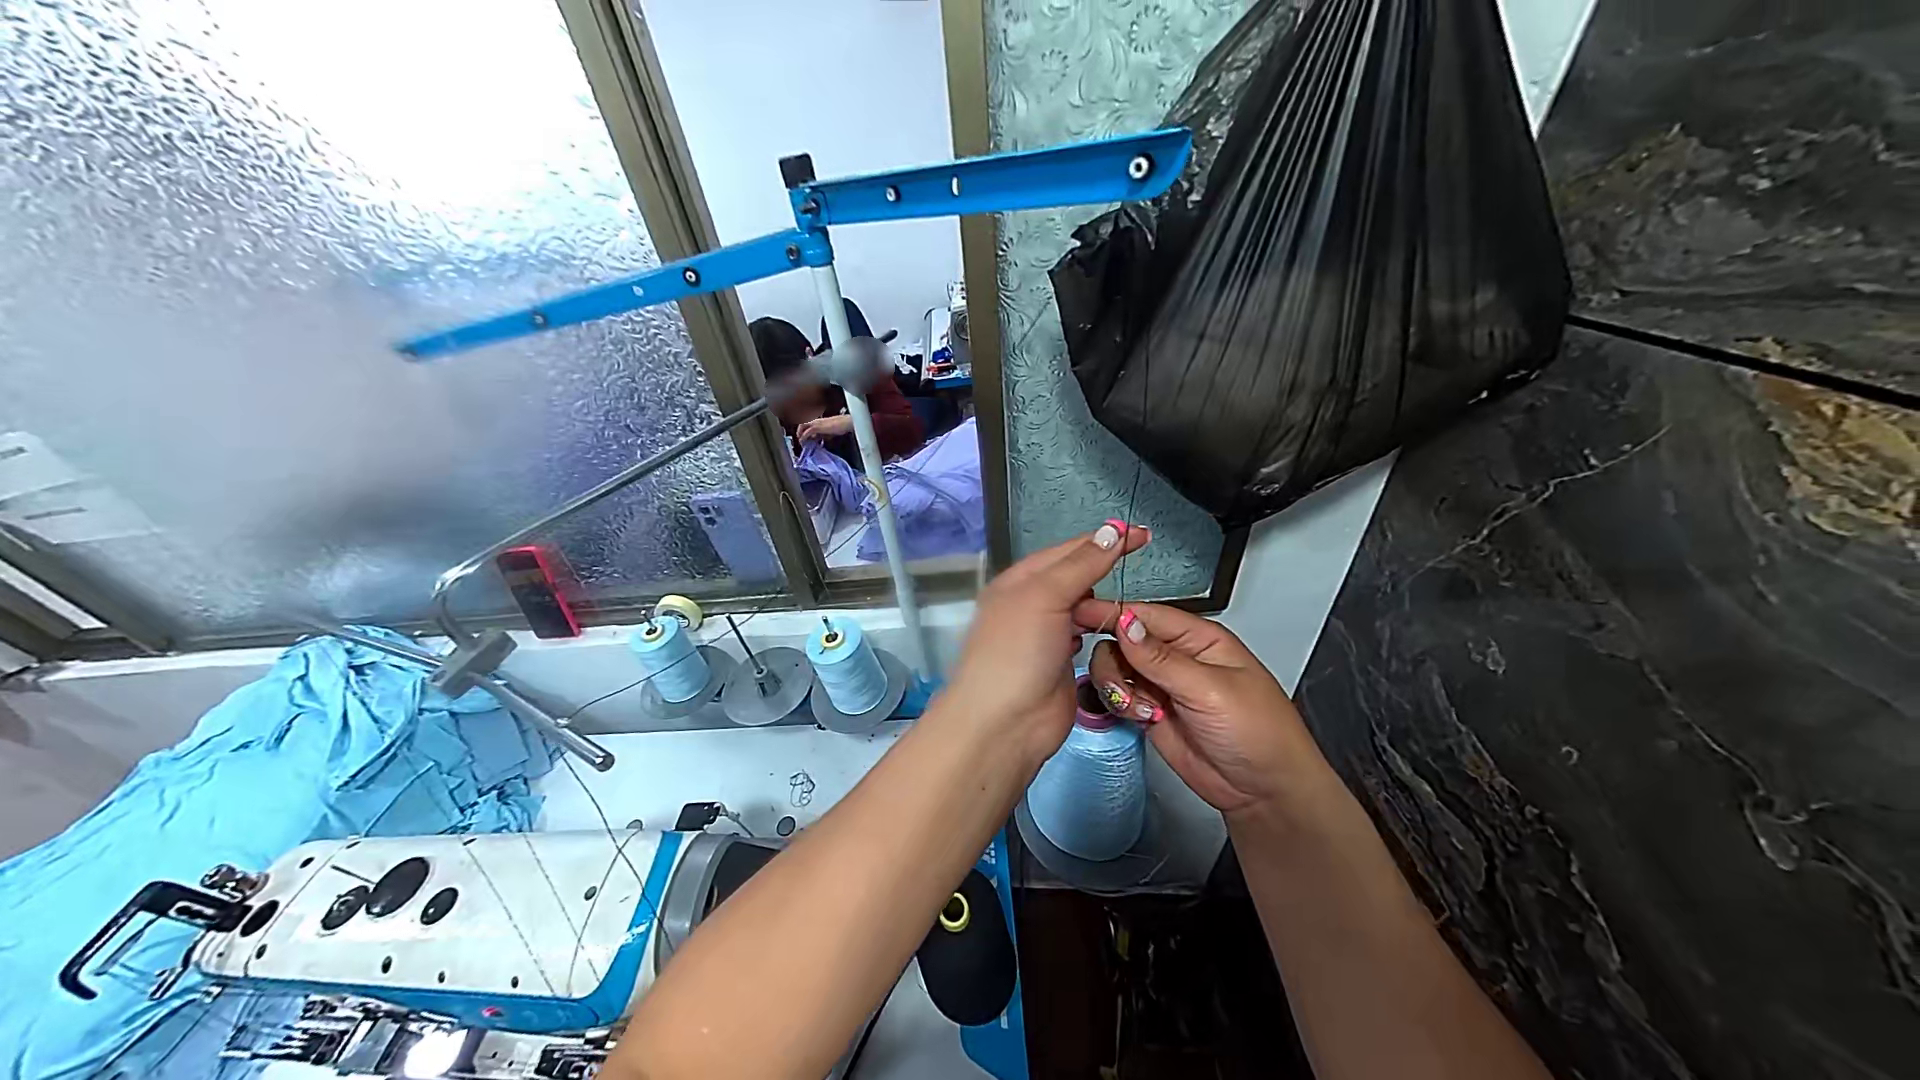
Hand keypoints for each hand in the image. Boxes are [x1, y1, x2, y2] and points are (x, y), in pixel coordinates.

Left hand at [797, 414, 853, 441]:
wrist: (845, 423)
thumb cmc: (840, 426)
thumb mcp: (829, 432)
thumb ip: (822, 435)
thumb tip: (817, 440)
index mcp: (818, 421)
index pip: (807, 425)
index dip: (804, 432)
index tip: (805, 439)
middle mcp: (815, 421)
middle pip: (802, 424)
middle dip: (799, 432)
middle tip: (801, 440)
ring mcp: (816, 423)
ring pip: (802, 426)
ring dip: (800, 433)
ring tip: (801, 441)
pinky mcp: (817, 427)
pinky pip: (807, 432)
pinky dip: (804, 437)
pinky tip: (804, 441)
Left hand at [942, 521, 1149, 767]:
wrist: (1006, 723)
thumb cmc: (1018, 651)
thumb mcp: (1046, 596)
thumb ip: (1081, 564)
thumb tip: (1113, 530)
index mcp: (1020, 580)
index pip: (1068, 550)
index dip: (1104, 540)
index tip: (1143, 535)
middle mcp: (1031, 603)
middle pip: (1075, 576)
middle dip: (1104, 568)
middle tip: (1142, 565)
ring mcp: (1046, 634)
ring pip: (1082, 606)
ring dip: (1103, 601)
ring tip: (1131, 598)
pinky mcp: (1061, 661)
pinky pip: (1086, 635)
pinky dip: (1100, 628)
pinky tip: (1115, 627)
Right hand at [1072, 601, 1330, 818]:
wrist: (1263, 791)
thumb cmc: (1261, 733)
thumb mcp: (1210, 690)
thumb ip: (1161, 658)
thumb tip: (1125, 623)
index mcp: (1198, 638)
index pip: (1146, 615)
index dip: (1111, 612)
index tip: (1079, 613)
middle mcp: (1177, 657)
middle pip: (1122, 641)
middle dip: (1113, 661)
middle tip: (1122, 685)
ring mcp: (1163, 684)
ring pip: (1116, 669)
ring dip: (1116, 686)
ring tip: (1139, 708)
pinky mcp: (1152, 711)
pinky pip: (1119, 696)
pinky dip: (1119, 705)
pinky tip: (1141, 717)